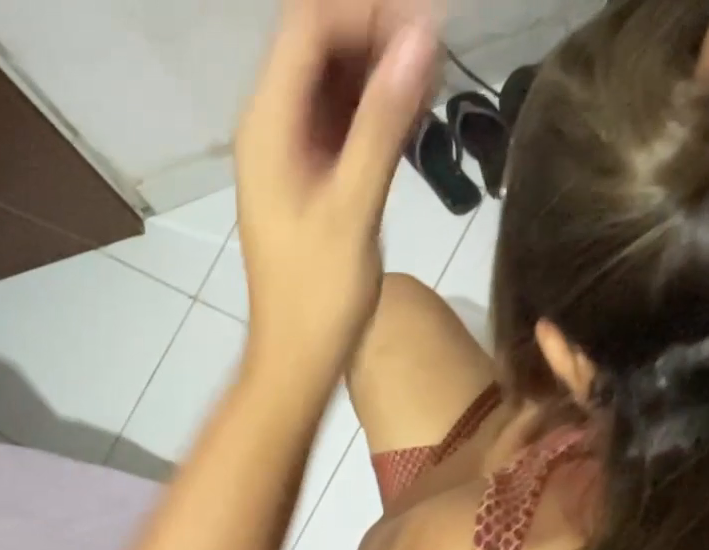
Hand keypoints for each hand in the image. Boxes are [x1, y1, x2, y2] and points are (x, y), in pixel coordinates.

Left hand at [234, 0, 440, 388]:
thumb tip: (422, 38)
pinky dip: (379, 107)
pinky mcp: (313, 172)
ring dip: (384, 69)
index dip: (366, 14)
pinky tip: (419, 109)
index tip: (428, 26)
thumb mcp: (352, 208)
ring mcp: (293, 148)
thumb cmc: (319, 297)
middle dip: (379, 35)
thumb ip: (382, 122)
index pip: (309, 27)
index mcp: (268, 125)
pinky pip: (345, 118)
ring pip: (337, 80)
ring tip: (438, 78)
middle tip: (440, 54)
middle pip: (322, 45)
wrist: (297, 357)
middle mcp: (274, 125)